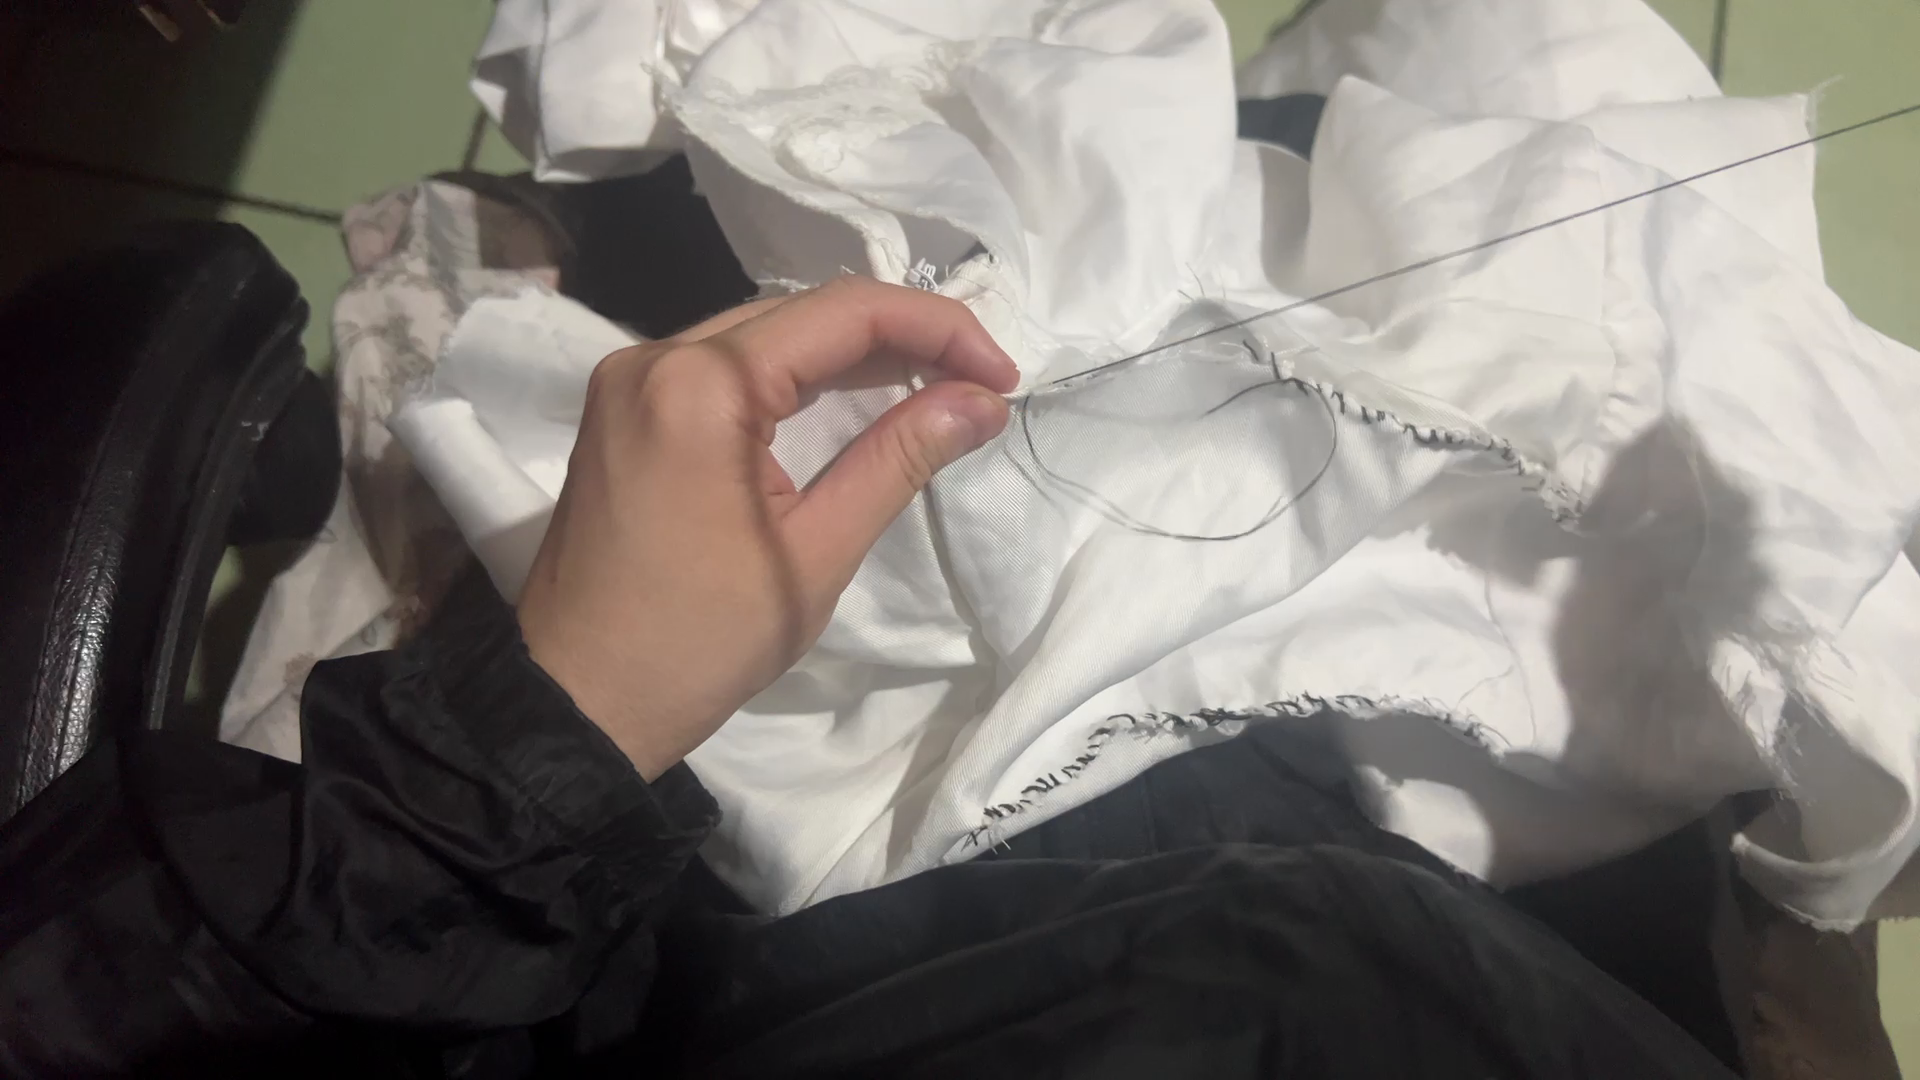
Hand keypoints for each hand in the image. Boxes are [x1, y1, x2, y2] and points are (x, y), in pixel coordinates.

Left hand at [515, 277, 1017, 778]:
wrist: (579, 702)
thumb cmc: (701, 642)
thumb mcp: (818, 553)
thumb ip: (900, 460)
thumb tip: (982, 402)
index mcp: (702, 385)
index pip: (845, 314)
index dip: (940, 329)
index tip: (1001, 376)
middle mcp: (658, 356)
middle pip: (806, 314)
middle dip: (905, 338)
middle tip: (977, 382)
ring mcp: (635, 378)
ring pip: (770, 336)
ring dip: (856, 355)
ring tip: (935, 385)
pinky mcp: (631, 408)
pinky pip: (733, 368)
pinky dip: (802, 378)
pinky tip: (853, 400)